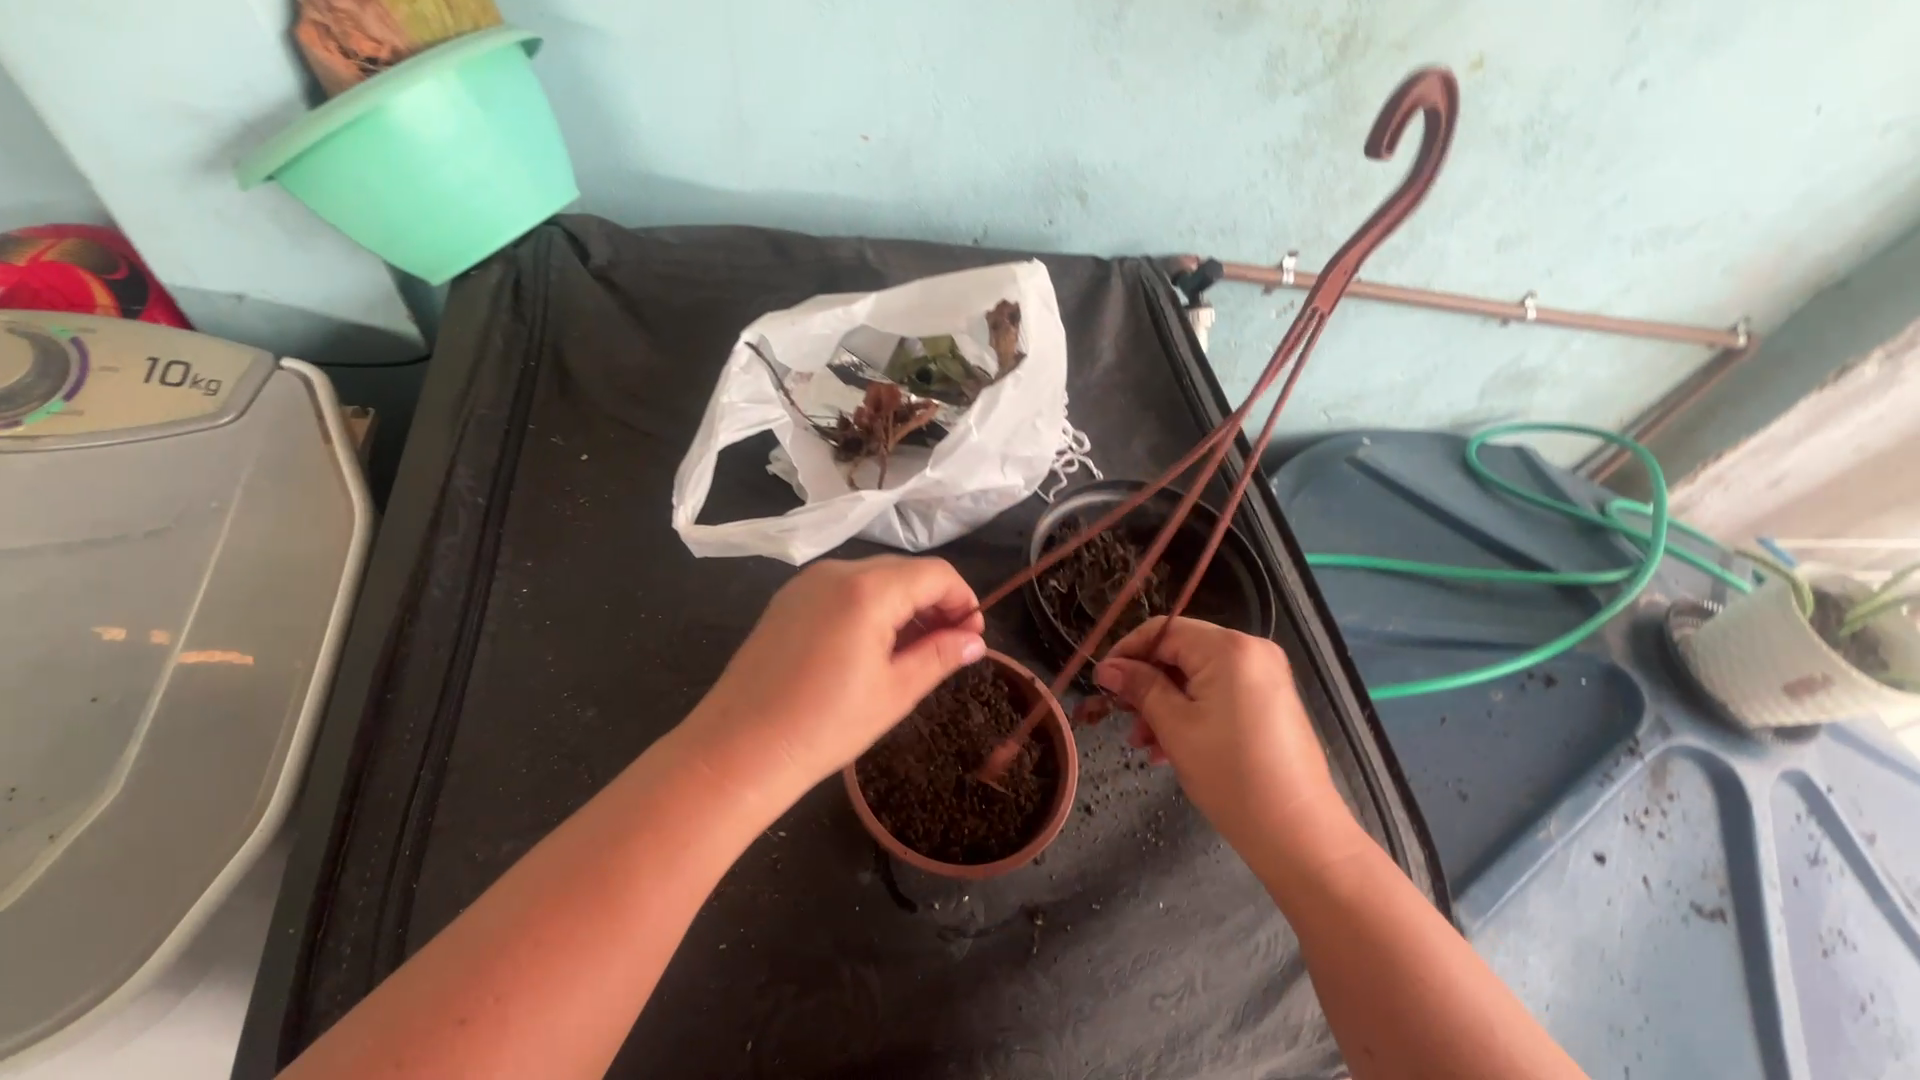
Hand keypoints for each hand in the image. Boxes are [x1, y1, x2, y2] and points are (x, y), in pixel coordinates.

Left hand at [686, 556, 986, 788]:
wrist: (738, 748)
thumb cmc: (825, 725)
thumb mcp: (895, 692)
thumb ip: (940, 655)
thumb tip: (975, 641)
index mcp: (868, 589)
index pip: (935, 573)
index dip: (962, 600)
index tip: (973, 637)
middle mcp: (836, 571)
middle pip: (904, 571)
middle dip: (934, 602)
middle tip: (949, 647)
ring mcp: (806, 583)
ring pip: (874, 578)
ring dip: (903, 605)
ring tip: (913, 652)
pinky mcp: (787, 600)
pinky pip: (843, 590)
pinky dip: (869, 608)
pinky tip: (871, 647)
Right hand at [1093, 617, 1348, 854]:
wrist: (1298, 831)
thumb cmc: (1230, 775)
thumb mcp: (1174, 728)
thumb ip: (1139, 688)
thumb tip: (1107, 668)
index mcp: (1228, 648)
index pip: (1164, 630)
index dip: (1127, 652)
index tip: (1102, 682)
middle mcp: (1252, 650)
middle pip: (1182, 651)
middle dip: (1147, 683)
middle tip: (1123, 718)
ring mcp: (1266, 675)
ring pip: (1198, 676)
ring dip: (1165, 703)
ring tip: (1144, 743)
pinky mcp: (1271, 701)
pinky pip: (1220, 692)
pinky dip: (1192, 712)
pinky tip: (1171, 748)